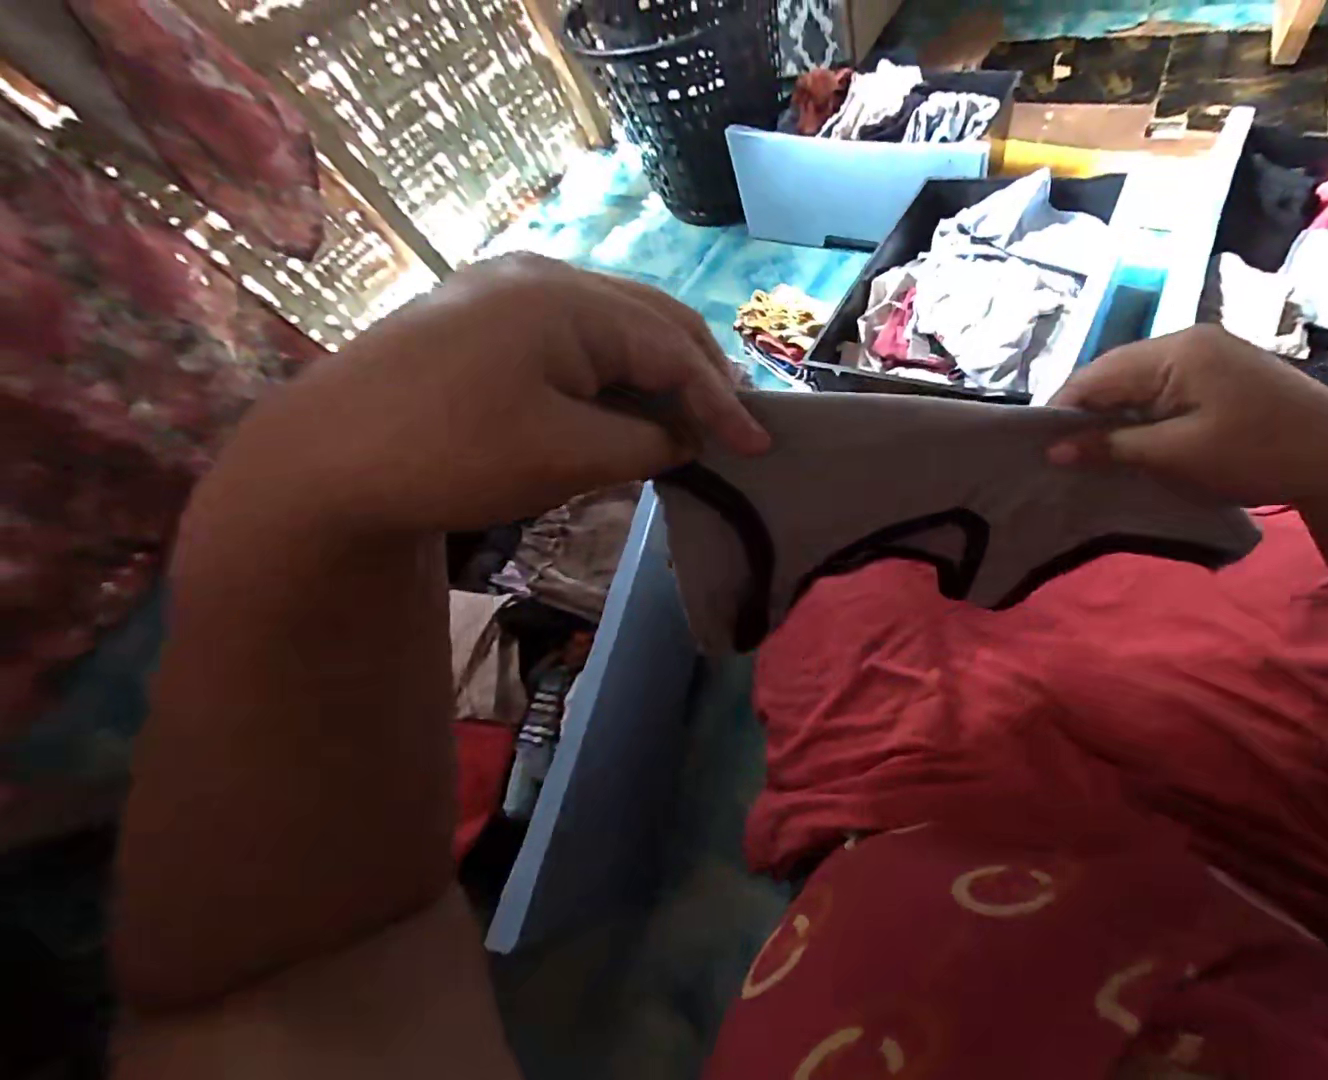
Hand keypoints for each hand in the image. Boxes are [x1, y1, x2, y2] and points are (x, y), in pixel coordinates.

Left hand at [197, 254, 767, 533]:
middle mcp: (541, 278)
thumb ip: (655, 443)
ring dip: (664, 372)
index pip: (673, 349)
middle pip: (656, 320)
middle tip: (732, 425)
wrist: (318, 470)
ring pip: (622, 326)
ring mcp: (509, 292)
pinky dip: (622, 373)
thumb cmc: (456, 457)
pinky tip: (632, 405)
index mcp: (565, 300)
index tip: (760, 445)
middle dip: (702, 375)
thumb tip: (688, 439)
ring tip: (691, 418)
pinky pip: (584, 337)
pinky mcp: (489, 319)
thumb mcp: (577, 456)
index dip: (724, 402)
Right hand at [1048, 325, 1327, 505]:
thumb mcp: (1177, 455)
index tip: (1039, 445)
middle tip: (1061, 453)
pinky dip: (1140, 414)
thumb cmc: (1255, 454)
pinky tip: (1131, 439)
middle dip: (1085, 412)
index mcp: (1175, 351)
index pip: (1097, 374)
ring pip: (1136, 381)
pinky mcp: (1218, 371)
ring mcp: (1205, 353)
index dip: (1063, 408)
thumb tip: (1056, 450)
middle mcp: (1186, 340)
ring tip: (1090, 451)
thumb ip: (1113, 447)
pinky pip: (1161, 388)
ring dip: (1112, 414)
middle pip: (1115, 373)